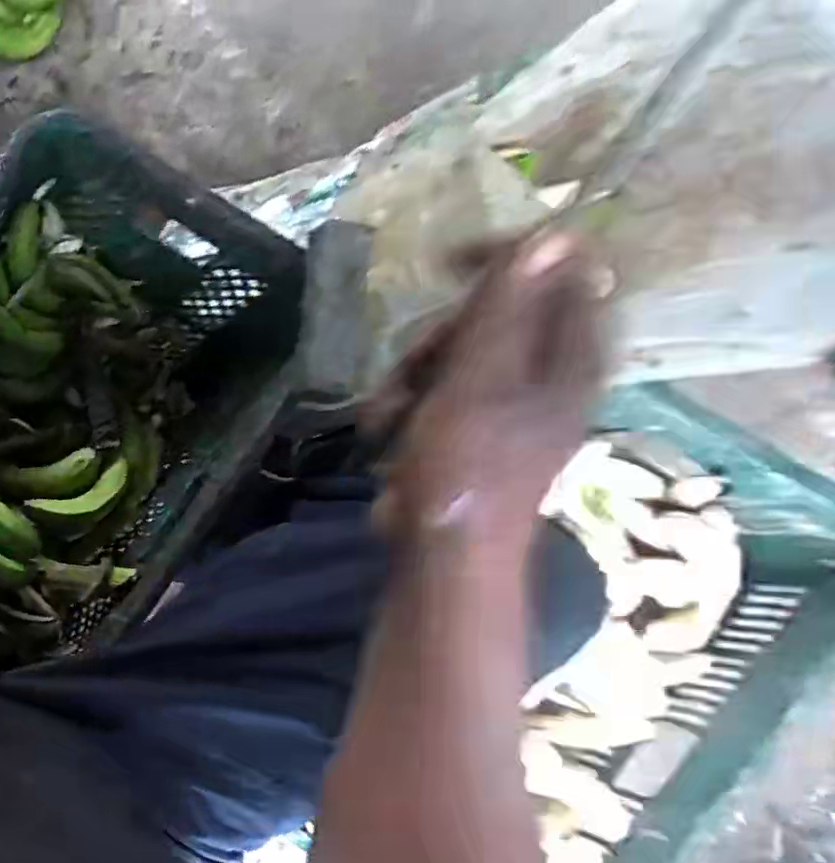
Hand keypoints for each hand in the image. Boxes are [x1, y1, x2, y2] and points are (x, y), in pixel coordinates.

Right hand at [364, 232, 606, 554]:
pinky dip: (399, 408)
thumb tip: (551, 234)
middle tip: (410, 364)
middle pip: (488, 321)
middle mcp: (542, 374)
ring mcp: (499, 405)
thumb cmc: (463, 462)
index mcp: (568, 356)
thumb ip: (507, 312)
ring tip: (386, 416)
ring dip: (404, 381)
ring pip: (447, 360)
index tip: (444, 261)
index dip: (508, 259)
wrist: (441, 541)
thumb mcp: (478, 381)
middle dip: (434, 340)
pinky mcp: (460, 430)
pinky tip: (382, 433)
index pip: (558, 277)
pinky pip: (428, 395)